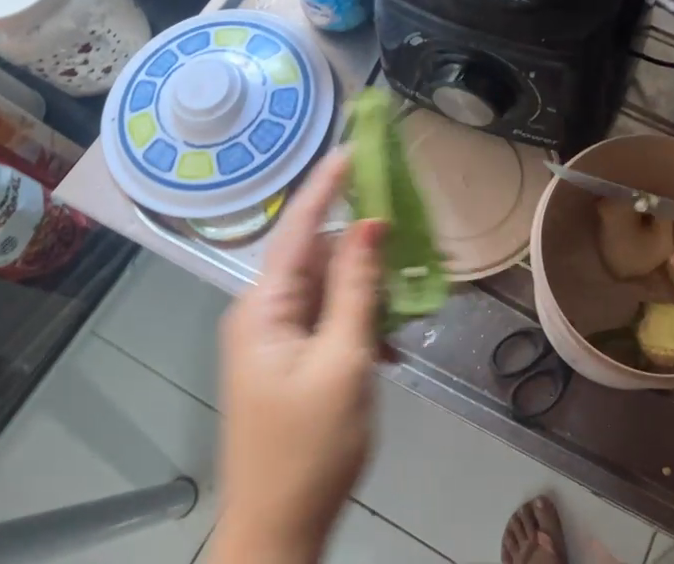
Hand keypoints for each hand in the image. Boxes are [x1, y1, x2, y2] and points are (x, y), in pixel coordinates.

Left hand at [218, 151, 382, 562]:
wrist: (278, 532)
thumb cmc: (309, 446)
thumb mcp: (343, 361)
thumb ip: (357, 288)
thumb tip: (372, 223)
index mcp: (264, 307)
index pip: (298, 229)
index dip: (327, 187)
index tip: (354, 148)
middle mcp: (264, 314)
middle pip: (316, 258)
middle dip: (361, 248)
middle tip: (409, 234)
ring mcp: (276, 341)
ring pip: (328, 291)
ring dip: (367, 292)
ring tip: (408, 302)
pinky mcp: (291, 364)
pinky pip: (330, 322)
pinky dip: (360, 324)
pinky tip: (390, 346)